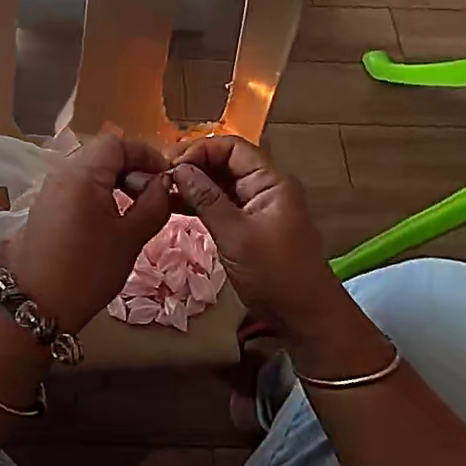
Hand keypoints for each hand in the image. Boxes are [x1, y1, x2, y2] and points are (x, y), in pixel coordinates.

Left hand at [8, 134, 172, 332]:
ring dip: (115, 180)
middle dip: (131, 166)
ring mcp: (48, 190)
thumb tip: (165, 183)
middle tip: (154, 192)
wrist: (38, 304)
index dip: (145, 153)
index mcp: (82, 174)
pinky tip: (111, 218)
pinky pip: (75, 187)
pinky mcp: (43, 208)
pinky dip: (97, 192)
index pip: (116, 143)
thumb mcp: (130, 238)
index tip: (166, 174)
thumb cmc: (89, 270)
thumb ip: (153, 204)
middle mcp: (61, 174)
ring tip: (136, 206)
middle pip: (101, 154)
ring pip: (88, 170)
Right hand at [170, 136, 355, 343]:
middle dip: (192, 165)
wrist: (305, 318)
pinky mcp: (246, 224)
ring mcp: (255, 206)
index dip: (200, 150)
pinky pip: (218, 203)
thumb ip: (206, 199)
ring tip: (160, 189)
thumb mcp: (236, 236)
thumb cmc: (276, 274)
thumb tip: (178, 169)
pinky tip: (172, 205)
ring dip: (191, 184)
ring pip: (218, 183)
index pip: (232, 148)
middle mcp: (263, 187)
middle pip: (224, 162)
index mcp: (270, 182)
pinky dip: (197, 202)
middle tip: (159, 175)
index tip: (171, 164)